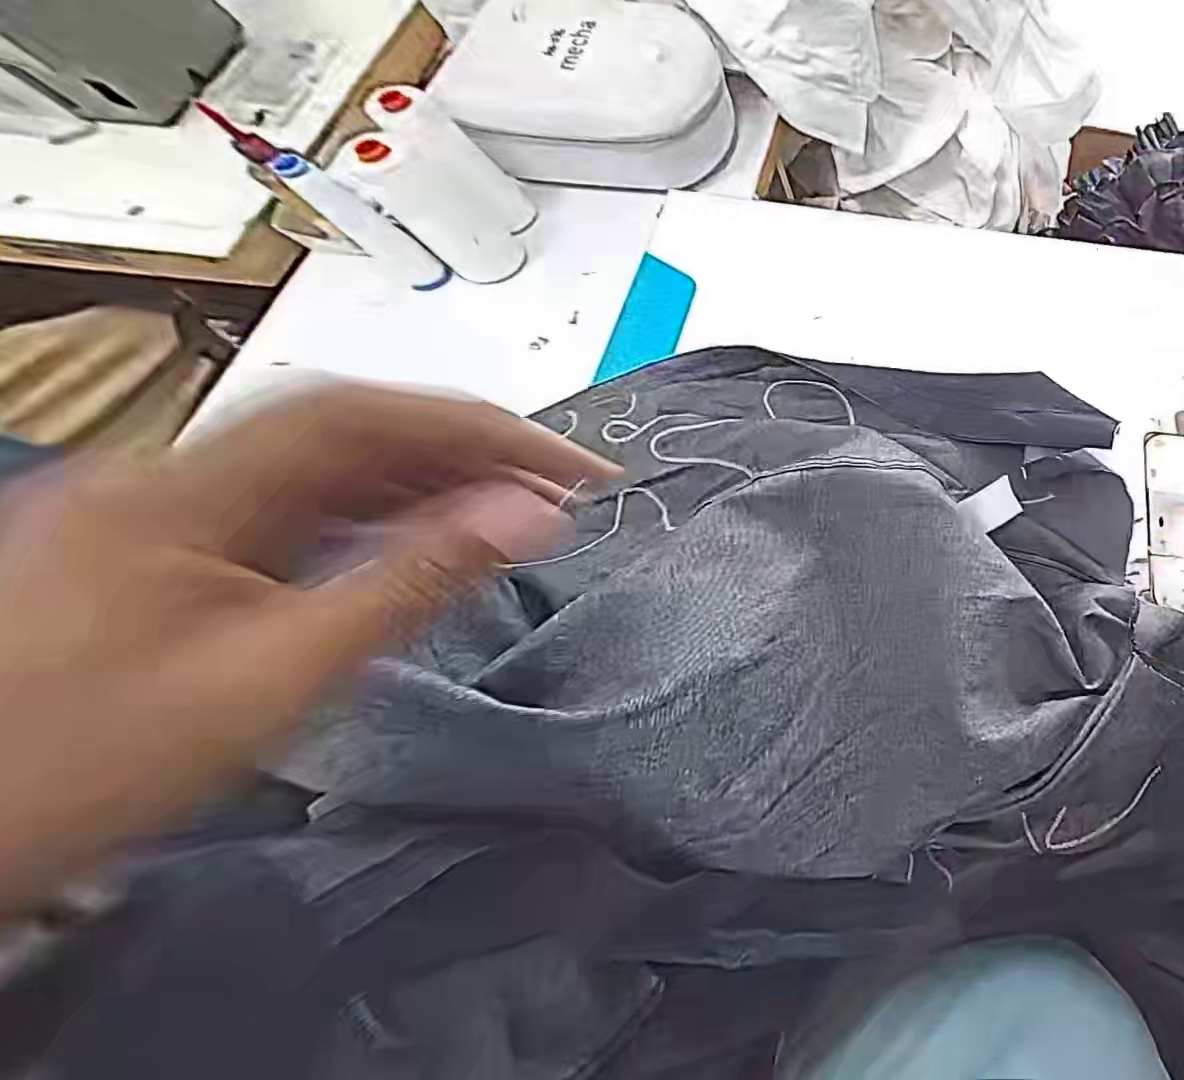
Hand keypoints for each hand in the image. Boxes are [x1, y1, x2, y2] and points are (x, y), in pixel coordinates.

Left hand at [0, 385, 620, 903]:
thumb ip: (417, 580)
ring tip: (528, 508)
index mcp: (185, 494)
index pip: (369, 416)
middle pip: (360, 429)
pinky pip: (326, 500)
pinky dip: (406, 507)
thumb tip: (528, 517)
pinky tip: (451, 530)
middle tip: (566, 488)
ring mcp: (185, 508)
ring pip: (347, 462)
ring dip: (449, 476)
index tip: (575, 468)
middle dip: (479, 449)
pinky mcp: (196, 541)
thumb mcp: (285, 670)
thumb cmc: (91, 764)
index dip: (488, 430)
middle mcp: (182, 479)